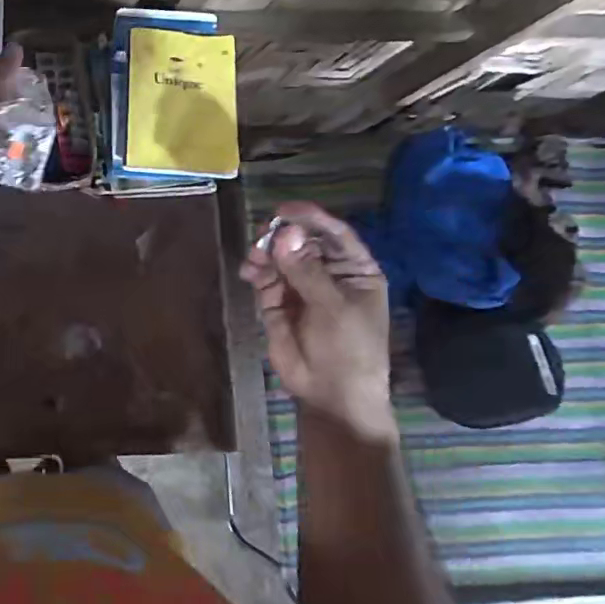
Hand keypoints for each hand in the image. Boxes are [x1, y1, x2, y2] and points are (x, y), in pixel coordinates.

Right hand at [240, 201, 395, 441]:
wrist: (331, 394)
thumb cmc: (348, 348)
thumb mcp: (333, 307)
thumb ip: (306, 270)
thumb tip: (283, 233)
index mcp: (355, 271)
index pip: (335, 235)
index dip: (312, 219)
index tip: (287, 209)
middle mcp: (328, 274)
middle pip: (303, 242)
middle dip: (283, 236)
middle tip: (264, 232)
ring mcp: (301, 288)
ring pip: (281, 258)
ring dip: (266, 253)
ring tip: (255, 256)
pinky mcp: (277, 302)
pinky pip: (265, 278)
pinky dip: (256, 271)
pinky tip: (250, 270)